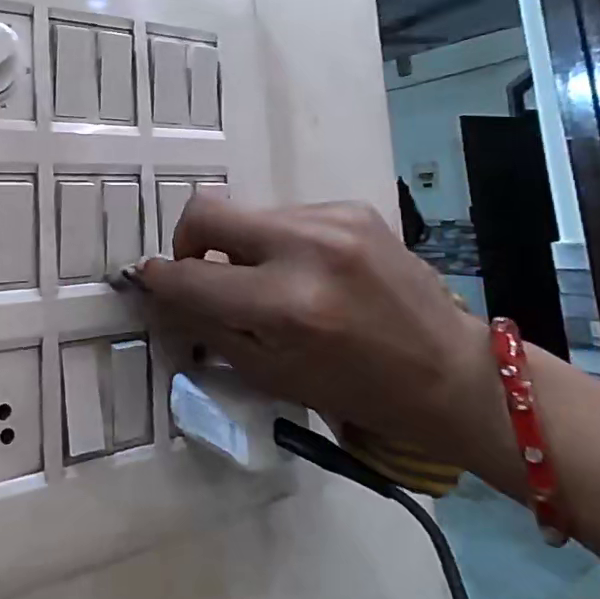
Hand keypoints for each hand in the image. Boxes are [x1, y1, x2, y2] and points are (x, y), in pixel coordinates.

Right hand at [138, 197, 492, 464]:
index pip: (193, 277)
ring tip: (270, 281)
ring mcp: (332, 219)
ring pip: (247, 214)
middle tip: (199, 270)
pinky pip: (286, 215)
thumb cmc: (358, 391)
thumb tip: (162, 292)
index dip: (161, 278)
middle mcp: (306, 248)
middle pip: (207, 212)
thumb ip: (208, 327)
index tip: (148, 278)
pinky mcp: (351, 207)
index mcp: (286, 306)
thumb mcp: (272, 375)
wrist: (451, 371)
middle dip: (188, 240)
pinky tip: (308, 271)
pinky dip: (278, 241)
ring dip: (241, 245)